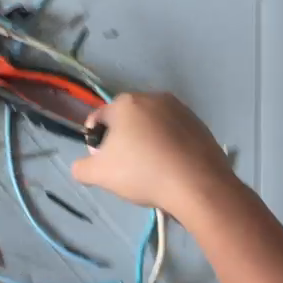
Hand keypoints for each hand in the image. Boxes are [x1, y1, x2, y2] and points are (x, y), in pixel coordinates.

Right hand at [72, 92, 237, 216]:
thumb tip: (82, 166)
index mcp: (125, 103)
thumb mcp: (99, 175)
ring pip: (151, 125)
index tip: (101, 161)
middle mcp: (153, 98)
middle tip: (124, 166)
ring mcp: (180, 109)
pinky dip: (167, 145)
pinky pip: (174, 132)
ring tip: (150, 168)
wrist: (197, 185)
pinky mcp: (200, 123)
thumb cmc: (142, 173)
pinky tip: (170, 166)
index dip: (94, 140)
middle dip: (122, 139)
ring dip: (145, 141)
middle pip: (126, 119)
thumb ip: (81, 168)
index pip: (98, 118)